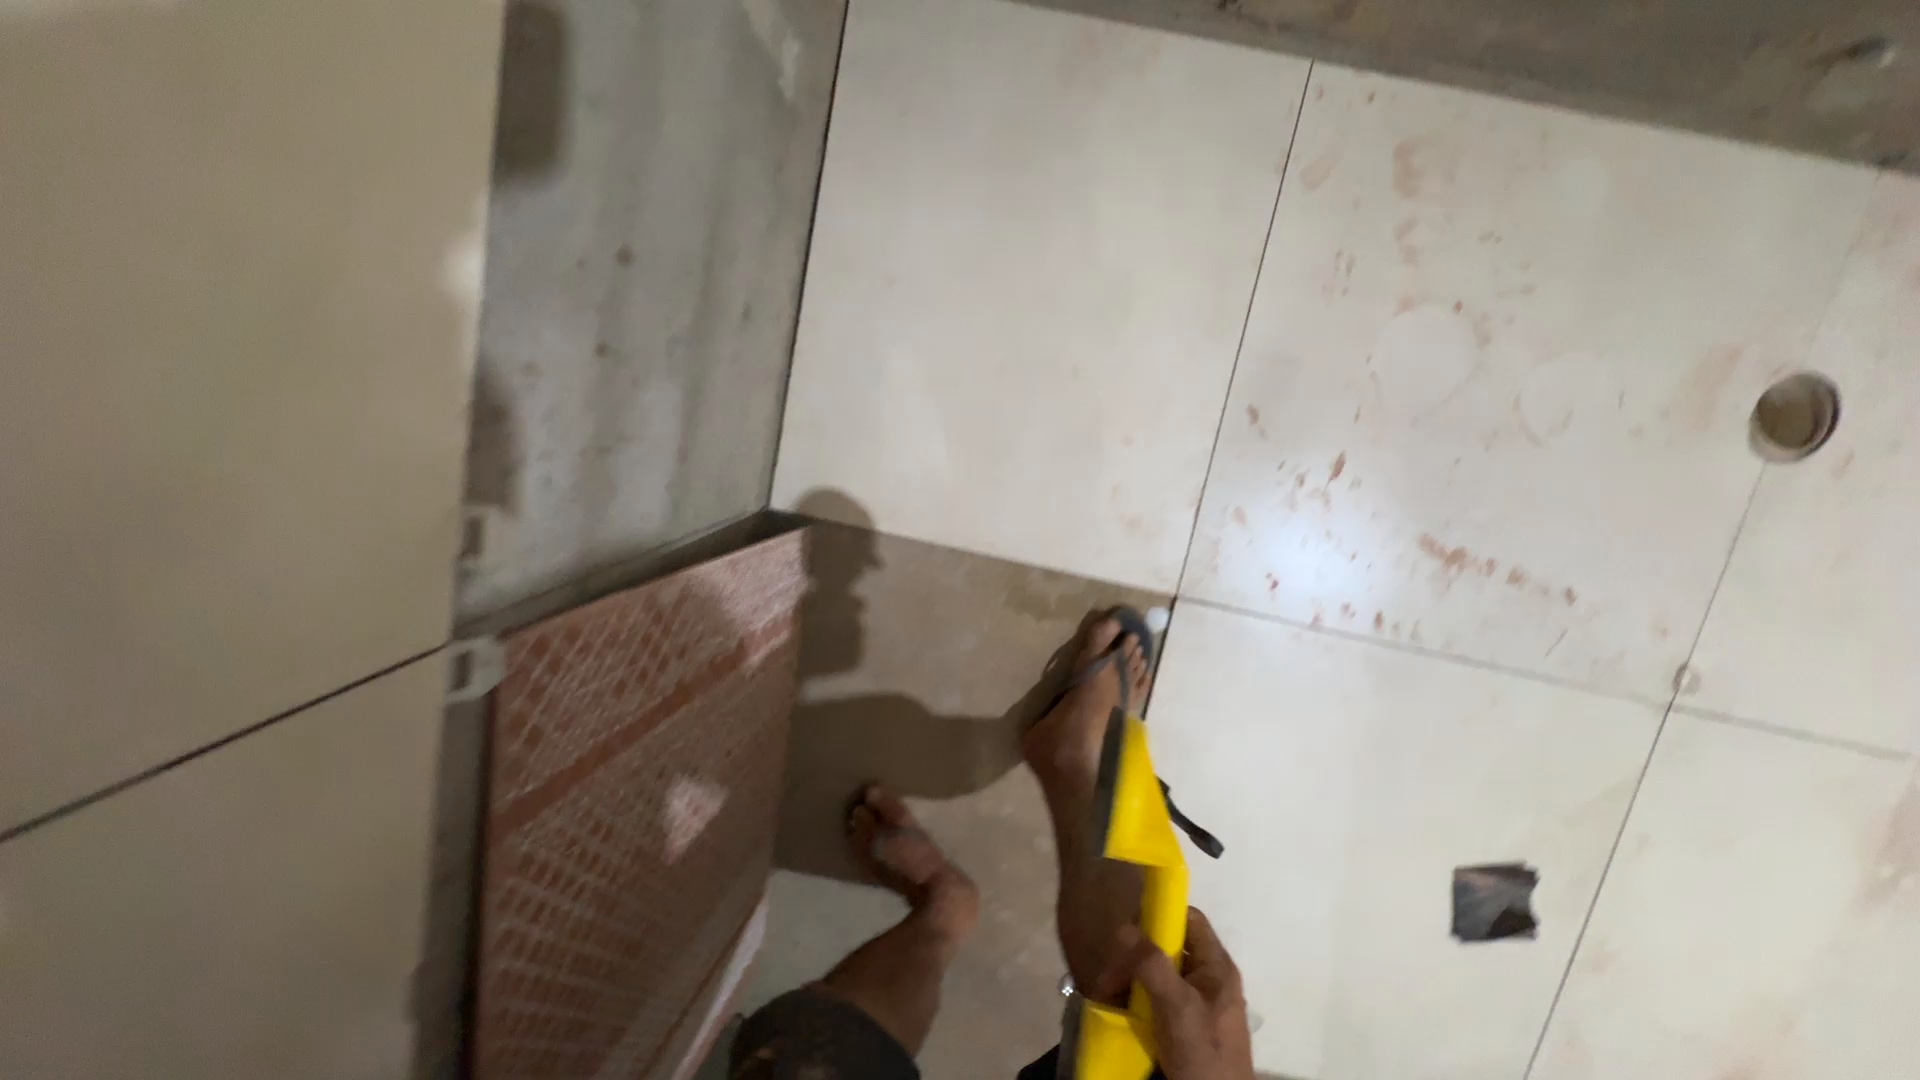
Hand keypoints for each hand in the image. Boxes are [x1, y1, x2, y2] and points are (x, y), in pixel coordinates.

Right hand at [1090, 908, 1253, 1079]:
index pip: (1189, 919)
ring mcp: (1197, 1002)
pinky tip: (1117, 1010)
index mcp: (1216, 966)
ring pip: (1158, 973)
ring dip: (1130, 979)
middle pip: (1168, 946)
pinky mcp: (1184, 1024)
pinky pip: (1156, 998)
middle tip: (1110, 974)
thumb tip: (1124, 927)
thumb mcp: (1177, 1006)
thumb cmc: (1204, 1053)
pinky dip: (1135, 1000)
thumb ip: (1152, 965)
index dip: (1160, 914)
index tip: (1129, 927)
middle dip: (1135, 955)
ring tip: (1107, 995)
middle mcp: (1208, 978)